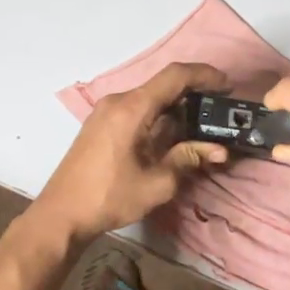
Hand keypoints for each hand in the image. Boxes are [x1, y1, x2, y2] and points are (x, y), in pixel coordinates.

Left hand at [31, 62, 231, 241]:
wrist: (61, 214)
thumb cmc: (110, 197)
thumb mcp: (158, 182)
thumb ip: (189, 159)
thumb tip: (219, 149)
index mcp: (132, 108)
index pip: (175, 76)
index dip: (205, 75)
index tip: (228, 86)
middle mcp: (118, 101)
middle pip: (163, 85)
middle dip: (195, 94)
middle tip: (220, 112)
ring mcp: (106, 112)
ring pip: (150, 98)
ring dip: (177, 108)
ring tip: (202, 128)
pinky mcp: (101, 125)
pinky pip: (137, 110)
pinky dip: (160, 116)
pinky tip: (173, 137)